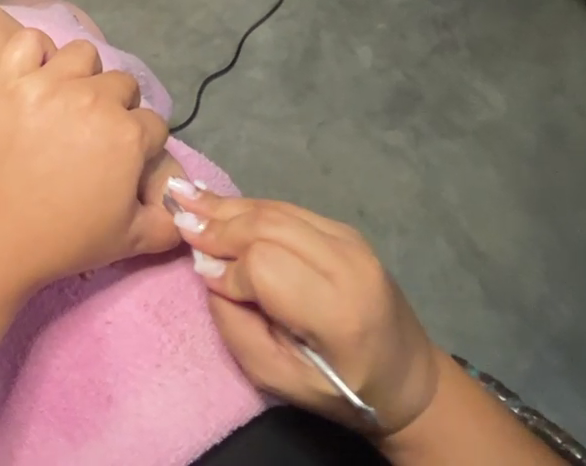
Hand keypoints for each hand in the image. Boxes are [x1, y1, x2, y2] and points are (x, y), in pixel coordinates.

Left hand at [0, 30, 180, 290]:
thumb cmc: (66, 239)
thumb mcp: (132, 241)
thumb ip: (169, 221)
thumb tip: (182, 207)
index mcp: (129, 134)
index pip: (154, 124)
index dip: (142, 145)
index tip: (123, 163)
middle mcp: (96, 98)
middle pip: (123, 84)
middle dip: (118, 108)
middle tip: (94, 135)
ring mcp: (51, 84)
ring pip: (83, 54)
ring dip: (83, 74)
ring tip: (69, 101)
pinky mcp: (12, 80)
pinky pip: (29, 41)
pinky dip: (35, 52)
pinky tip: (37, 77)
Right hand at [170, 187, 441, 435]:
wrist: (408, 376)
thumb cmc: (341, 389)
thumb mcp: (280, 380)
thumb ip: (237, 328)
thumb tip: (208, 272)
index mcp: (338, 310)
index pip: (265, 265)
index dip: (228, 267)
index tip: (201, 274)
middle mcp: (348, 264)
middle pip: (267, 226)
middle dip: (219, 223)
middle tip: (177, 217)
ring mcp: (350, 240)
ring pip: (274, 209)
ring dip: (228, 206)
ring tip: (185, 196)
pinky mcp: (344, 230)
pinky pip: (286, 209)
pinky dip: (248, 207)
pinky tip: (218, 202)